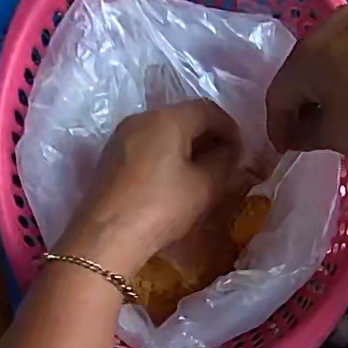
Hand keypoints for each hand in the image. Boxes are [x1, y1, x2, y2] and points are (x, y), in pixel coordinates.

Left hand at [56, 100, 243, 276]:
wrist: (105, 237)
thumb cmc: (161, 207)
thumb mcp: (204, 187)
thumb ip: (224, 163)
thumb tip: (230, 153)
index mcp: (167, 118)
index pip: (208, 110)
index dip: (231, 129)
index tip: (241, 154)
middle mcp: (140, 118)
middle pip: (183, 119)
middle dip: (208, 138)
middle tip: (224, 165)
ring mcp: (120, 138)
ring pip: (163, 134)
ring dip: (186, 149)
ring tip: (200, 177)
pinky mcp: (109, 159)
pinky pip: (146, 149)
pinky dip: (165, 159)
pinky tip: (172, 183)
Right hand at [265, 1, 347, 153]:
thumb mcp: (341, 135)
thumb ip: (307, 136)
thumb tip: (295, 133)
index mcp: (305, 56)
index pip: (276, 95)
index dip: (277, 126)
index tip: (284, 149)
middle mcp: (326, 26)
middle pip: (302, 70)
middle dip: (301, 102)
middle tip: (308, 131)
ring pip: (331, 55)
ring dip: (328, 85)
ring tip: (340, 111)